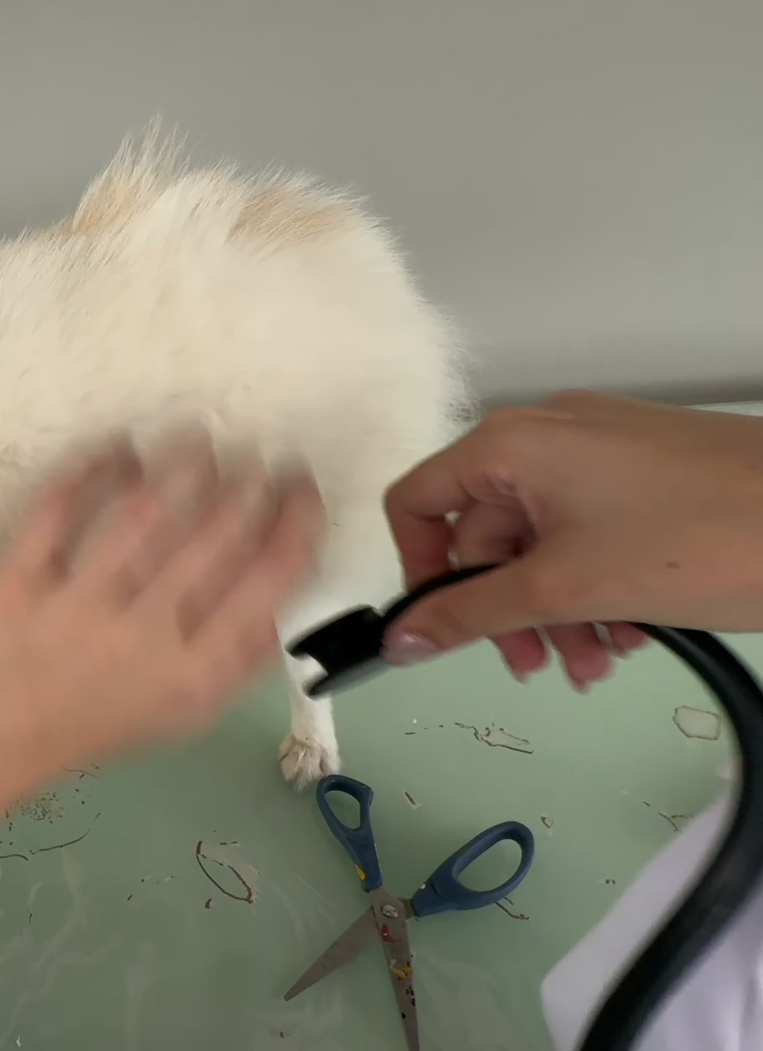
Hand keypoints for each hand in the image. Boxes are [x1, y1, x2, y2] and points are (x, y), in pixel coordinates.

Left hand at [0, 439, 324, 828]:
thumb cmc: (100, 722)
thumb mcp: (187, 710)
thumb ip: (241, 653)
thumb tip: (282, 573)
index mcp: (196, 670)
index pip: (270, 578)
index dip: (295, 520)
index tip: (300, 486)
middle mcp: (143, 631)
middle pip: (211, 536)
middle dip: (244, 483)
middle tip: (255, 452)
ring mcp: (77, 601)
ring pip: (141, 514)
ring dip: (179, 463)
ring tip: (195, 435)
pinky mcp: (21, 578)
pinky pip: (57, 510)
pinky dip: (89, 469)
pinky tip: (117, 446)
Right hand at [383, 391, 762, 689]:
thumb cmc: (706, 543)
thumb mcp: (568, 588)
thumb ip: (467, 614)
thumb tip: (392, 644)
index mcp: (506, 445)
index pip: (414, 505)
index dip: (419, 569)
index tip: (449, 621)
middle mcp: (542, 434)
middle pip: (485, 531)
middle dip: (508, 606)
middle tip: (539, 665)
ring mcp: (601, 445)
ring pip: (539, 537)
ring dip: (554, 606)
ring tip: (598, 663)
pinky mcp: (651, 464)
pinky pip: (588, 526)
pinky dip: (595, 580)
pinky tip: (633, 629)